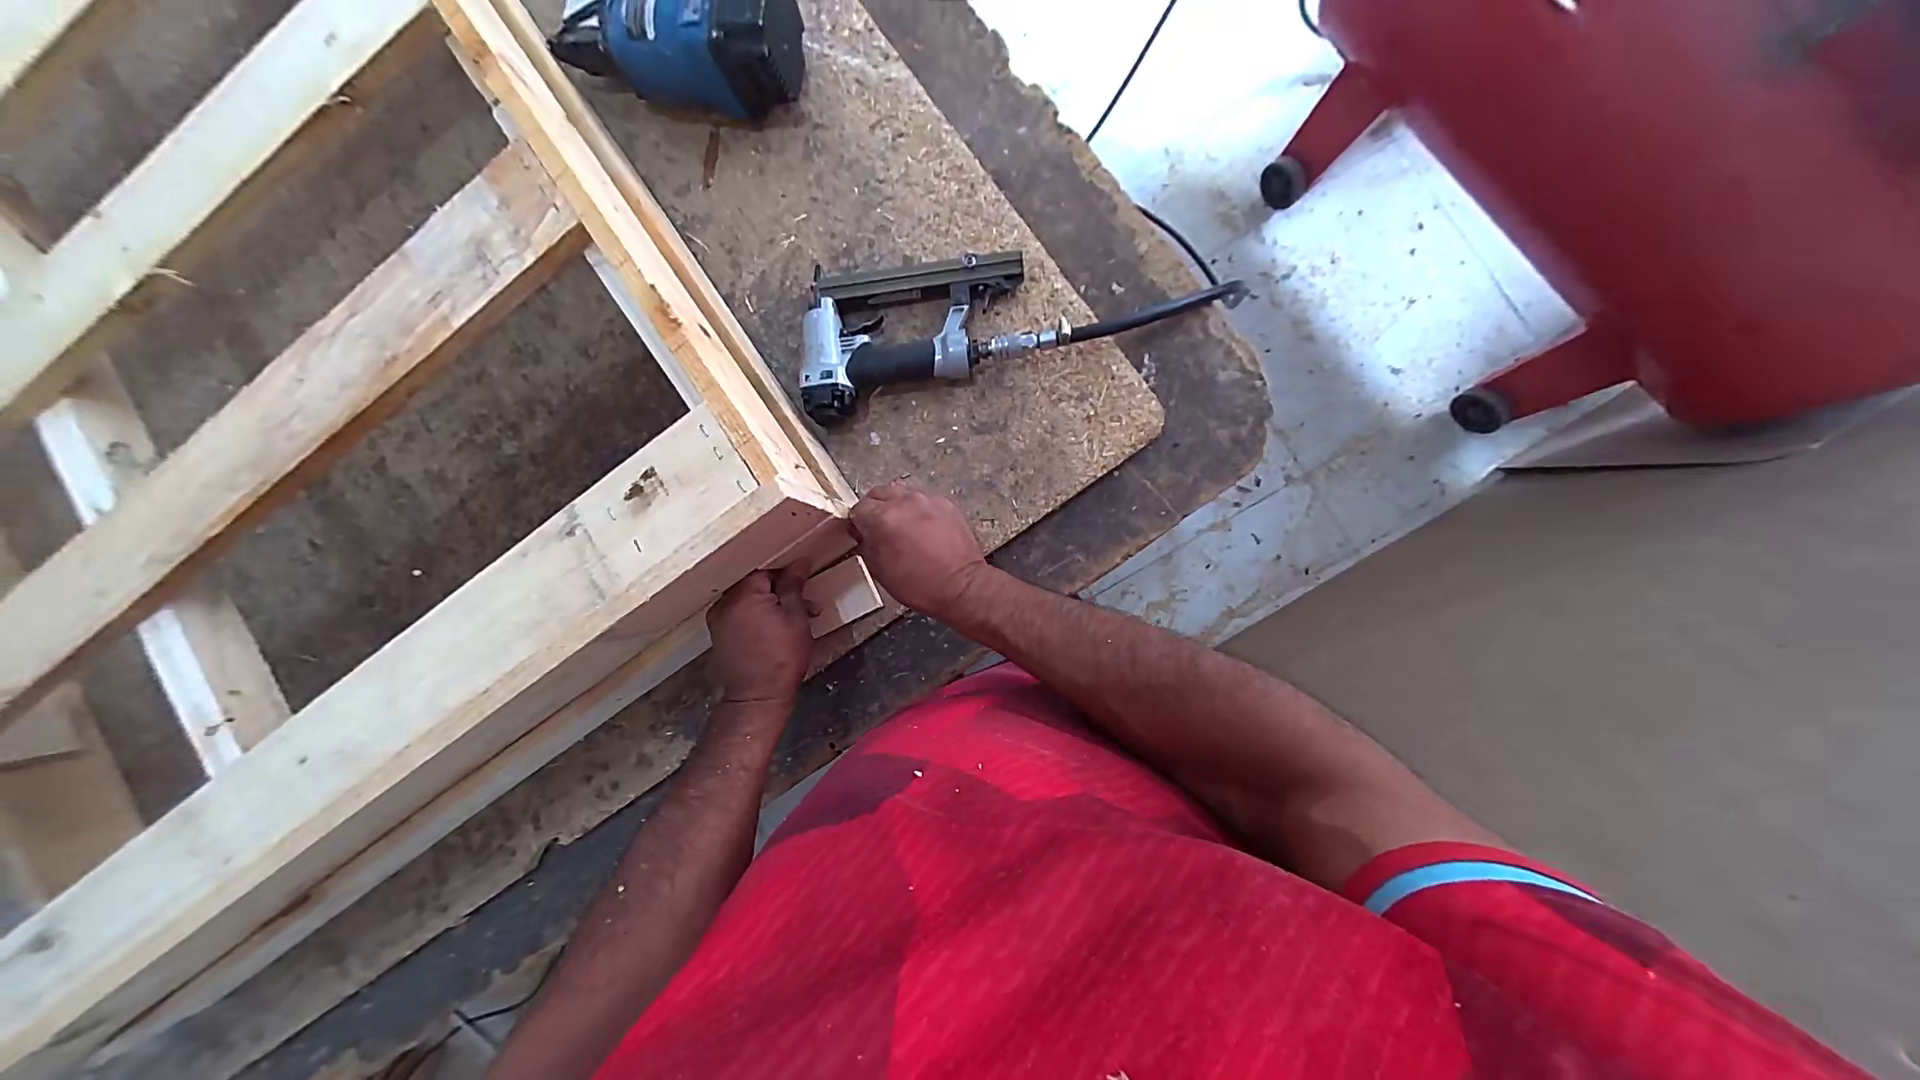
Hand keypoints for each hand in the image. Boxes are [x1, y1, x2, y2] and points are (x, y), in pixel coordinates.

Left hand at [706, 568, 815, 704]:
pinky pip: (739, 615)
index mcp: (744, 594)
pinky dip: (756, 617)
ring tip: (791, 621)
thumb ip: (794, 585)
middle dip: (780, 591)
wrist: (758, 696)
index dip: (788, 576)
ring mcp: (718, 620)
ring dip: (769, 604)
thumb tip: (799, 563)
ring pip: (747, 600)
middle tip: (804, 606)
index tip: (805, 586)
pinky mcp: (718, 635)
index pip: (766, 570)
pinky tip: (773, 630)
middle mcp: (725, 603)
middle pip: (755, 584)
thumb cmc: (782, 657)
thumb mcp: (796, 617)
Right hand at [849, 482, 989, 619]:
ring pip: (903, 495)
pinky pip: (924, 501)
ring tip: (904, 529)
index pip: (859, 508)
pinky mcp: (947, 504)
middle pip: (879, 494)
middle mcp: (905, 502)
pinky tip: (924, 530)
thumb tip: (863, 534)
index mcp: (884, 518)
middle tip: (879, 528)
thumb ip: (867, 545)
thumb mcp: (880, 570)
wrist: (961, 587)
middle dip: (875, 509)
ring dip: (898, 507)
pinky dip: (919, 511)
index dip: (857, 522)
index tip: (860, 532)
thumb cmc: (920, 585)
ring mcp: (928, 500)